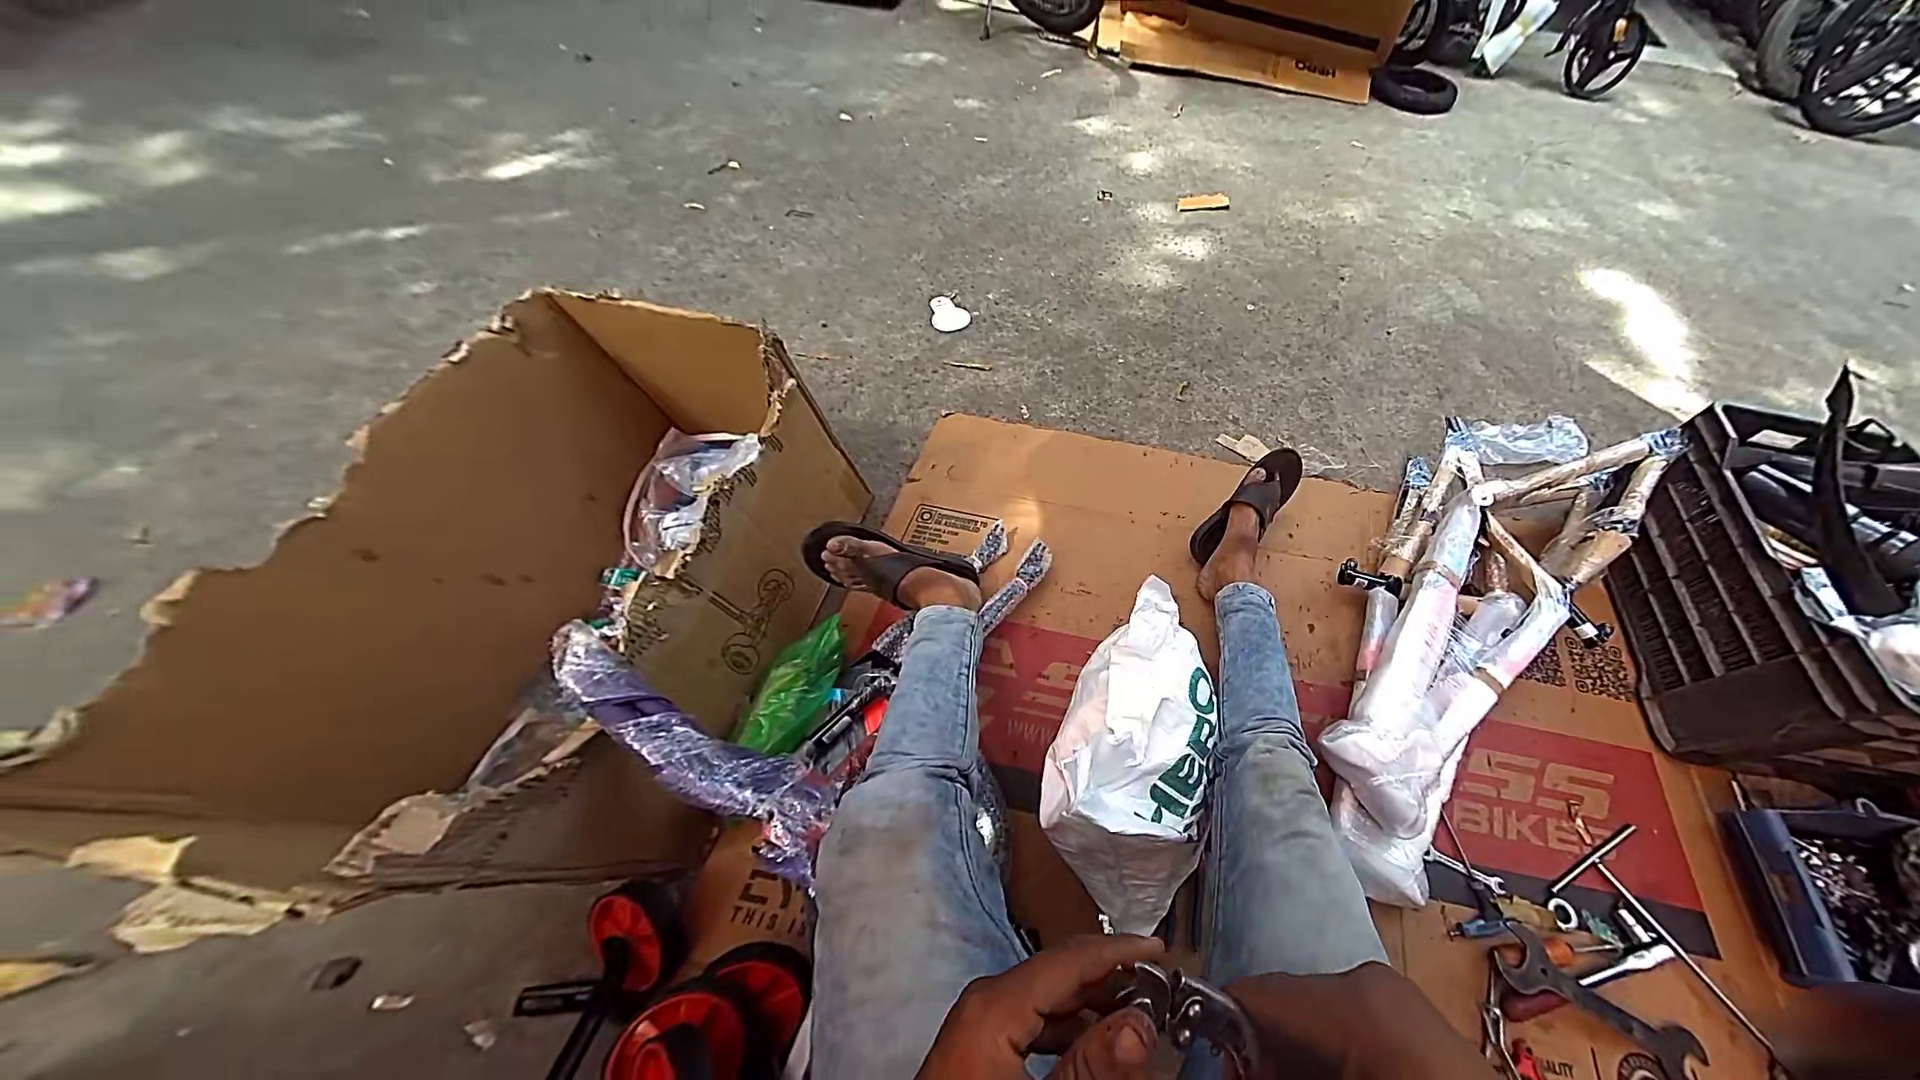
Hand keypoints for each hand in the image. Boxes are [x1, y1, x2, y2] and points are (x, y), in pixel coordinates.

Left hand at [916, 935, 1166, 1079]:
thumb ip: (1091, 1067)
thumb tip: (1139, 1025)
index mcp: (996, 1002)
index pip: (1068, 959)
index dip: (1117, 950)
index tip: (1158, 949)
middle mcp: (986, 998)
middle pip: (1057, 972)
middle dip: (1108, 975)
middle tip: (1157, 987)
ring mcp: (979, 1018)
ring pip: (1046, 996)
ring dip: (1091, 1003)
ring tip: (1136, 1015)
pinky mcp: (980, 1041)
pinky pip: (1032, 1019)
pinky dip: (1068, 1027)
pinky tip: (1095, 1044)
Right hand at [1226, 963, 1497, 1079]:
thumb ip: (1272, 1073)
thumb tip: (1232, 1064)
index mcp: (1352, 995)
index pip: (1255, 991)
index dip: (1228, 1030)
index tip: (1230, 1071)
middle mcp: (1367, 979)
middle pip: (1283, 998)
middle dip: (1266, 1045)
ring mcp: (1395, 993)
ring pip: (1311, 1007)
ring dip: (1296, 1049)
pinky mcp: (1412, 1013)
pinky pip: (1346, 1017)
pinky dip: (1329, 1047)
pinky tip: (1336, 1076)